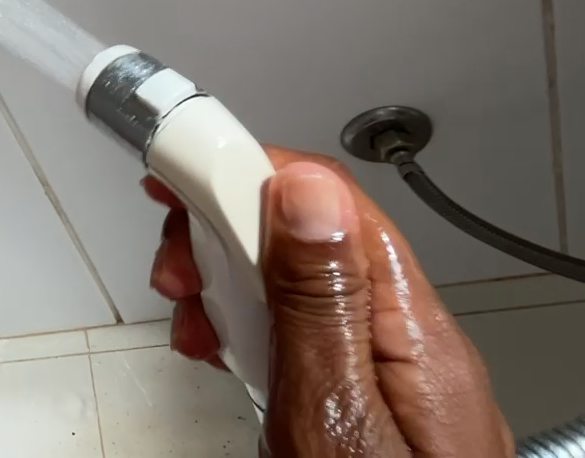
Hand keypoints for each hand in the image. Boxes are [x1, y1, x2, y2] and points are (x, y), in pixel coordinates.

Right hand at [149, 148, 511, 457]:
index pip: (325, 193)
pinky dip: (238, 308)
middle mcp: (403, 325)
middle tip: (175, 267)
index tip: (176, 170)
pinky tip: (219, 340)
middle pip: (299, 219)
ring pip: (285, 259)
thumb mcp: (331, 417)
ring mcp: (380, 348)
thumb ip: (319, 300)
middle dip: (219, 226)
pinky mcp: (354, 366)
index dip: (242, 167)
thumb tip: (304, 188)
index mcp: (409, 327)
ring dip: (221, 271)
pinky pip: (289, 304)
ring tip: (193, 316)